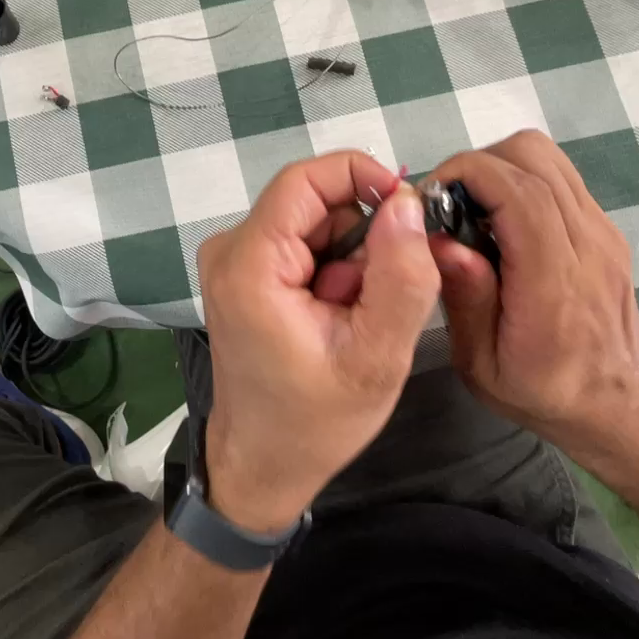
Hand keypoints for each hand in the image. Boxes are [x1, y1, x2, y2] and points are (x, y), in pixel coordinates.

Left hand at [195, 152, 439, 532]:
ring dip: (348, 260)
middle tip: (379, 298)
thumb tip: (407, 202)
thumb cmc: (315, 420)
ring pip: (312, 224)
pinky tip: (334, 317)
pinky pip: (301, 245)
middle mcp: (229, 249)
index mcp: (249, 264)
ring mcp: (231, 260)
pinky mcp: (242, 273)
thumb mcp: (377, 356)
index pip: (303, 180)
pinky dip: (330, 271)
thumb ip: (401, 276)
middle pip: (312, 203)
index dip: (360, 176)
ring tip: (351, 318)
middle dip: (360, 238)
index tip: (410, 207)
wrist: (262, 462)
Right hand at [428, 131, 638, 466]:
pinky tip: (496, 219)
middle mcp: (587, 242)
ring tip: (469, 208)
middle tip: (446, 205)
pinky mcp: (601, 225)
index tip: (428, 199)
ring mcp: (601, 228)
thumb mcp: (483, 365)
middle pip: (531, 156)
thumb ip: (466, 300)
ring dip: (495, 167)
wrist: (619, 404)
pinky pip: (553, 174)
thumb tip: (440, 240)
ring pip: (544, 155)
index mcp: (555, 281)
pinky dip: (514, 178)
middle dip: (475, 165)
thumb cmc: (543, 390)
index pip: (519, 191)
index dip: (466, 175)